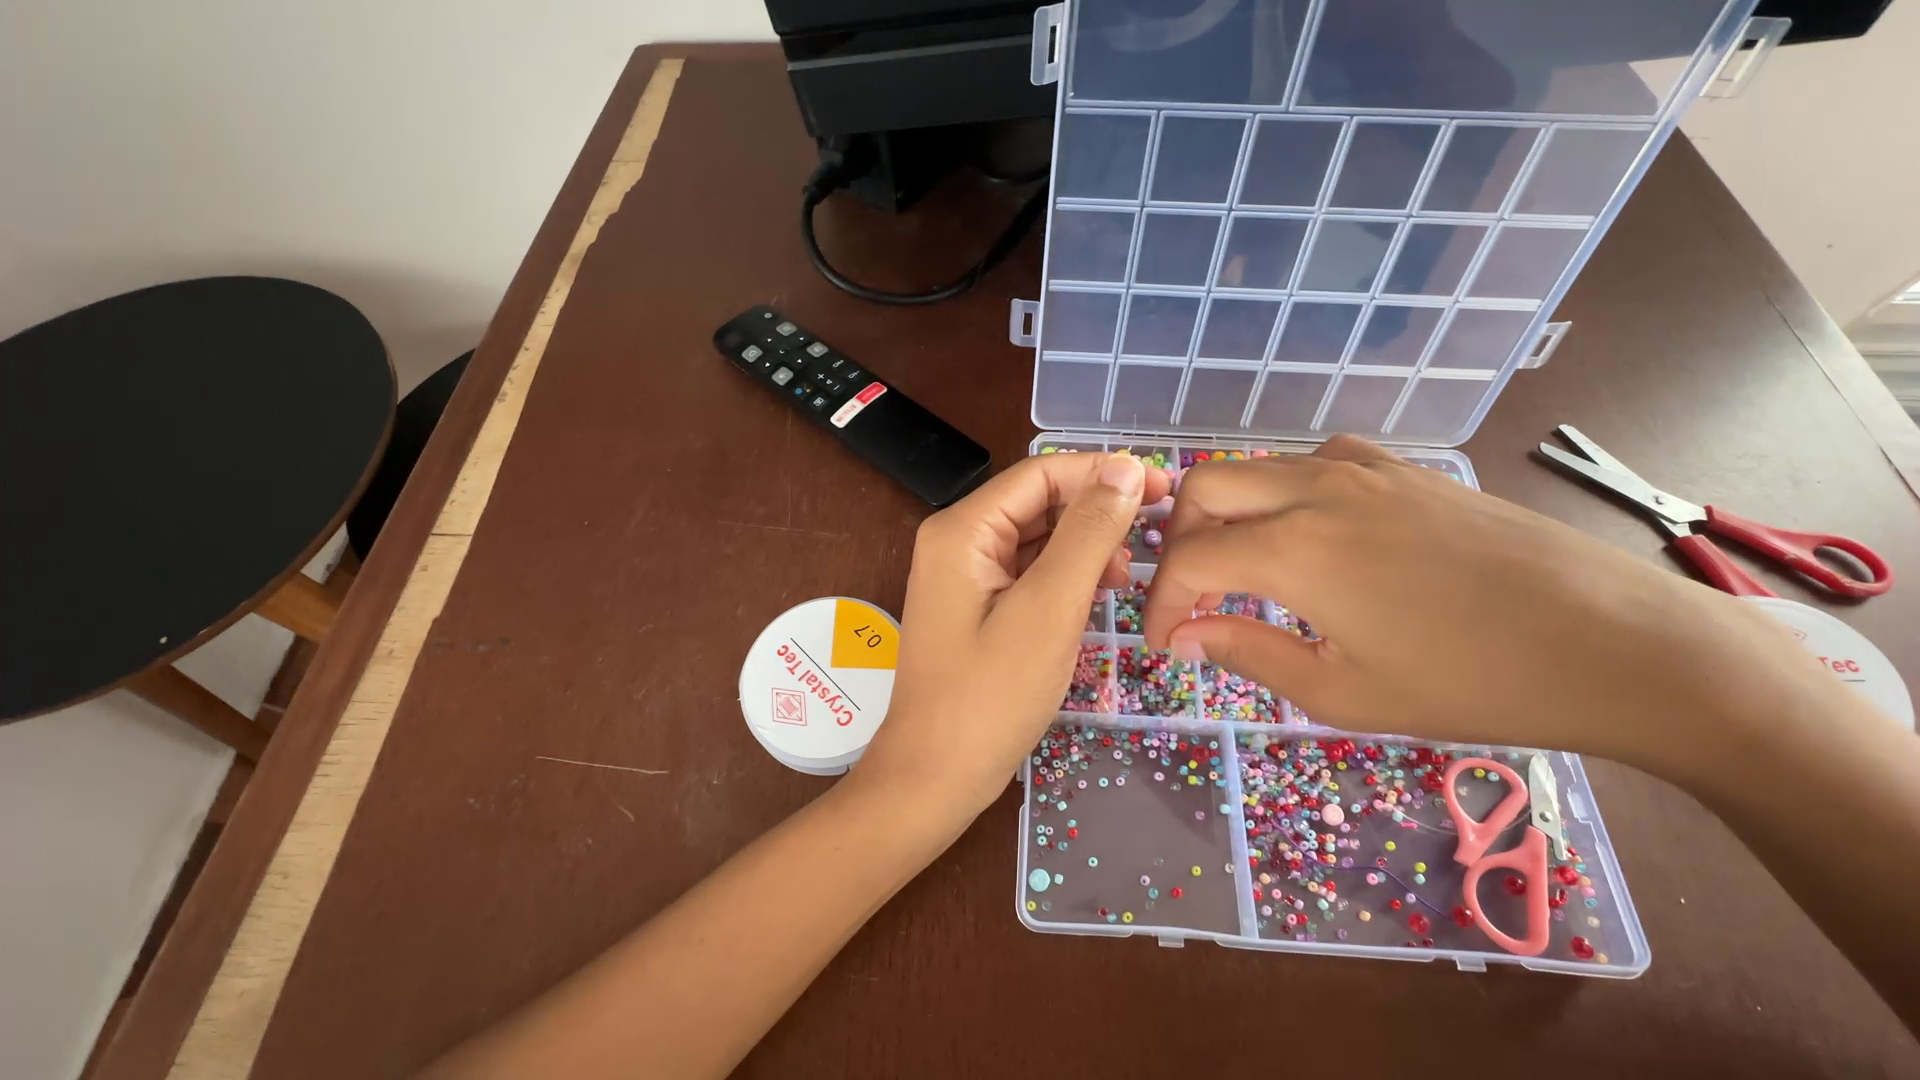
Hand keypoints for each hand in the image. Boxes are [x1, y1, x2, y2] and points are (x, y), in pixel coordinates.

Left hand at [860, 452, 1170, 812]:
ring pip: (1036, 539)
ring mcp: (963, 576)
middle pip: (1038, 503)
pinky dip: (1065, 577)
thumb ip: (1088, 534)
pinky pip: (1027, 573)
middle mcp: (957, 541)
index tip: (1165, 488)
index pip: (1041, 474)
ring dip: (1085, 547)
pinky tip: (1098, 595)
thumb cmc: (992, 694)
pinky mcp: (975, 608)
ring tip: (1128, 574)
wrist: (935, 776)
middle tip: (1157, 532)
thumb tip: (1126, 468)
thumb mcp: (1050, 609)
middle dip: (1097, 512)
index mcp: (963, 529)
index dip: (1103, 473)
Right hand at [1140, 436, 1834, 778]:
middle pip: (1205, 488)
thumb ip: (1249, 653)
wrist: (1615, 643)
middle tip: (1192, 596)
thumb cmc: (1471, 682)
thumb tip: (1187, 636)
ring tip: (1244, 568)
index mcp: (1292, 548)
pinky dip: (1286, 491)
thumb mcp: (1343, 692)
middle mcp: (1316, 488)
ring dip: (1230, 512)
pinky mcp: (1408, 469)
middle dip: (1180, 540)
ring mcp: (1366, 468)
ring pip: (1259, 467)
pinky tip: (1314, 532)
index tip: (1165, 644)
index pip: (1189, 561)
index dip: (1161, 604)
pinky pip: (1317, 460)